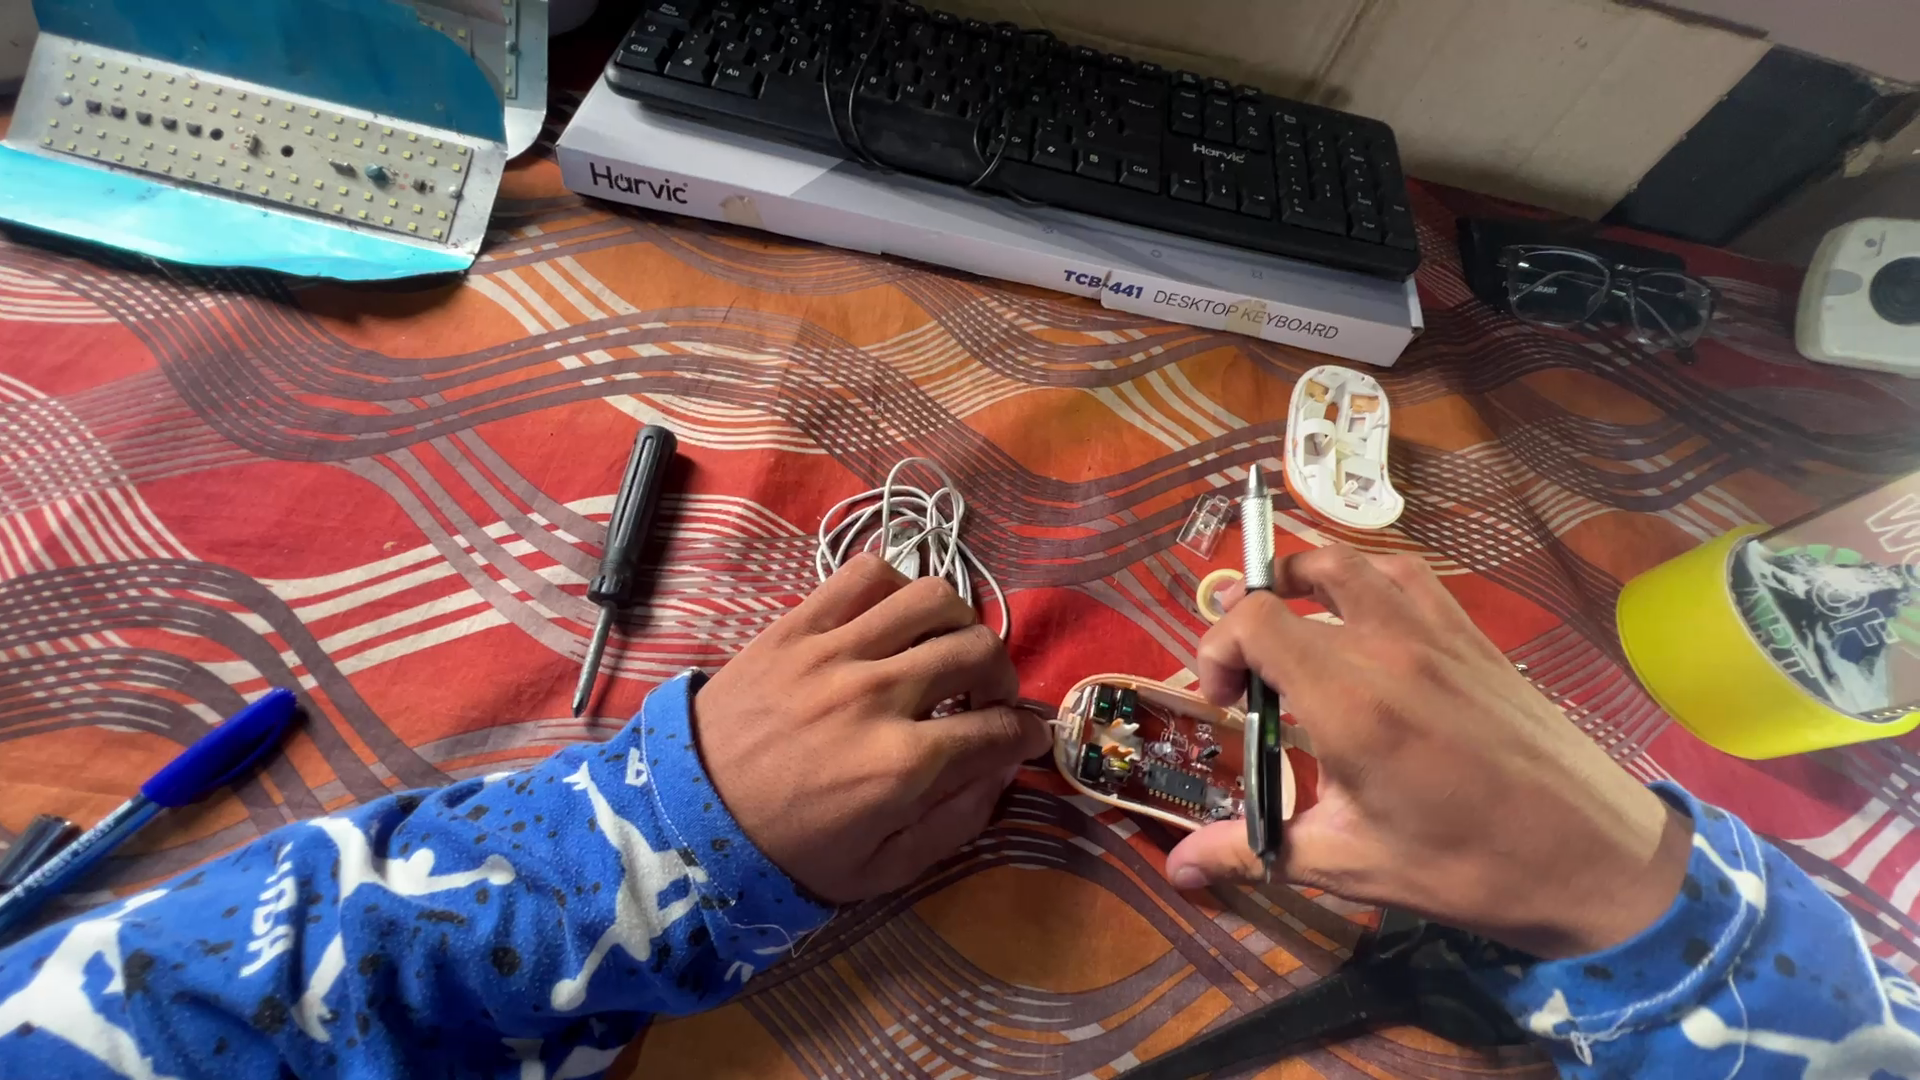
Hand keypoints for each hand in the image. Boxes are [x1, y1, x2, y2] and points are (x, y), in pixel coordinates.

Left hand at [693, 554, 1048, 903]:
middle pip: (977, 651)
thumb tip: (1004, 765)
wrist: (683, 816)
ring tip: (946, 649)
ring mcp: (833, 650)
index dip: (1026, 733)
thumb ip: (956, 820)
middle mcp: (875, 695)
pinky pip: (864, 573)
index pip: (997, 729)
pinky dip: (896, 586)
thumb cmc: (787, 851)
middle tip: (987, 698)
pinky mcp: (796, 624)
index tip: (1026, 735)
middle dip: (1003, 677)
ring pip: (933, 597)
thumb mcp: (881, 869)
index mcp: (899, 766)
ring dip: (960, 622)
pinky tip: (894, 619)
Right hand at [1165, 546, 1692, 958]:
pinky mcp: (1468, 634)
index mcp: (1348, 702)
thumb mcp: (1349, 865)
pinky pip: (1401, 573)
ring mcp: (1431, 632)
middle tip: (1251, 677)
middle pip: (1286, 586)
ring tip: (1289, 622)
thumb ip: (1249, 853)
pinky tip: (1360, 618)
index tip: (1226, 703)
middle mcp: (1384, 647)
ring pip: (1345, 561)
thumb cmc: (1468, 866)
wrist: (1603, 865)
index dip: (1216, 650)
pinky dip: (1361, 578)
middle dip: (1245, 624)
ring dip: (1298, 580)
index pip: (1251, 621)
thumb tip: (1177, 871)